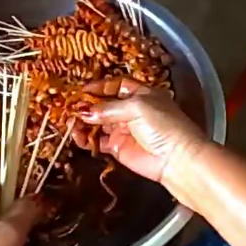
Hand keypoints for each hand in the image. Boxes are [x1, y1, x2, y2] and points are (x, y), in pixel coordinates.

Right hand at [79, 79, 210, 187]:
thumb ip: (108, 108)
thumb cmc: (163, 125)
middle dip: (87, 105)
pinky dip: (85, 138)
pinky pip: (96, 141)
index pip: (116, 86)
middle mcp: (131, 110)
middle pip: (103, 104)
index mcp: (141, 94)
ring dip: (83, 122)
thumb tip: (84, 112)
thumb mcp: (136, 107)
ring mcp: (122, 129)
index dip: (100, 87)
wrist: (176, 159)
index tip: (82, 90)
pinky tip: (76, 135)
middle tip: (70, 107)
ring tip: (69, 122)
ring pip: (97, 123)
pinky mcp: (116, 147)